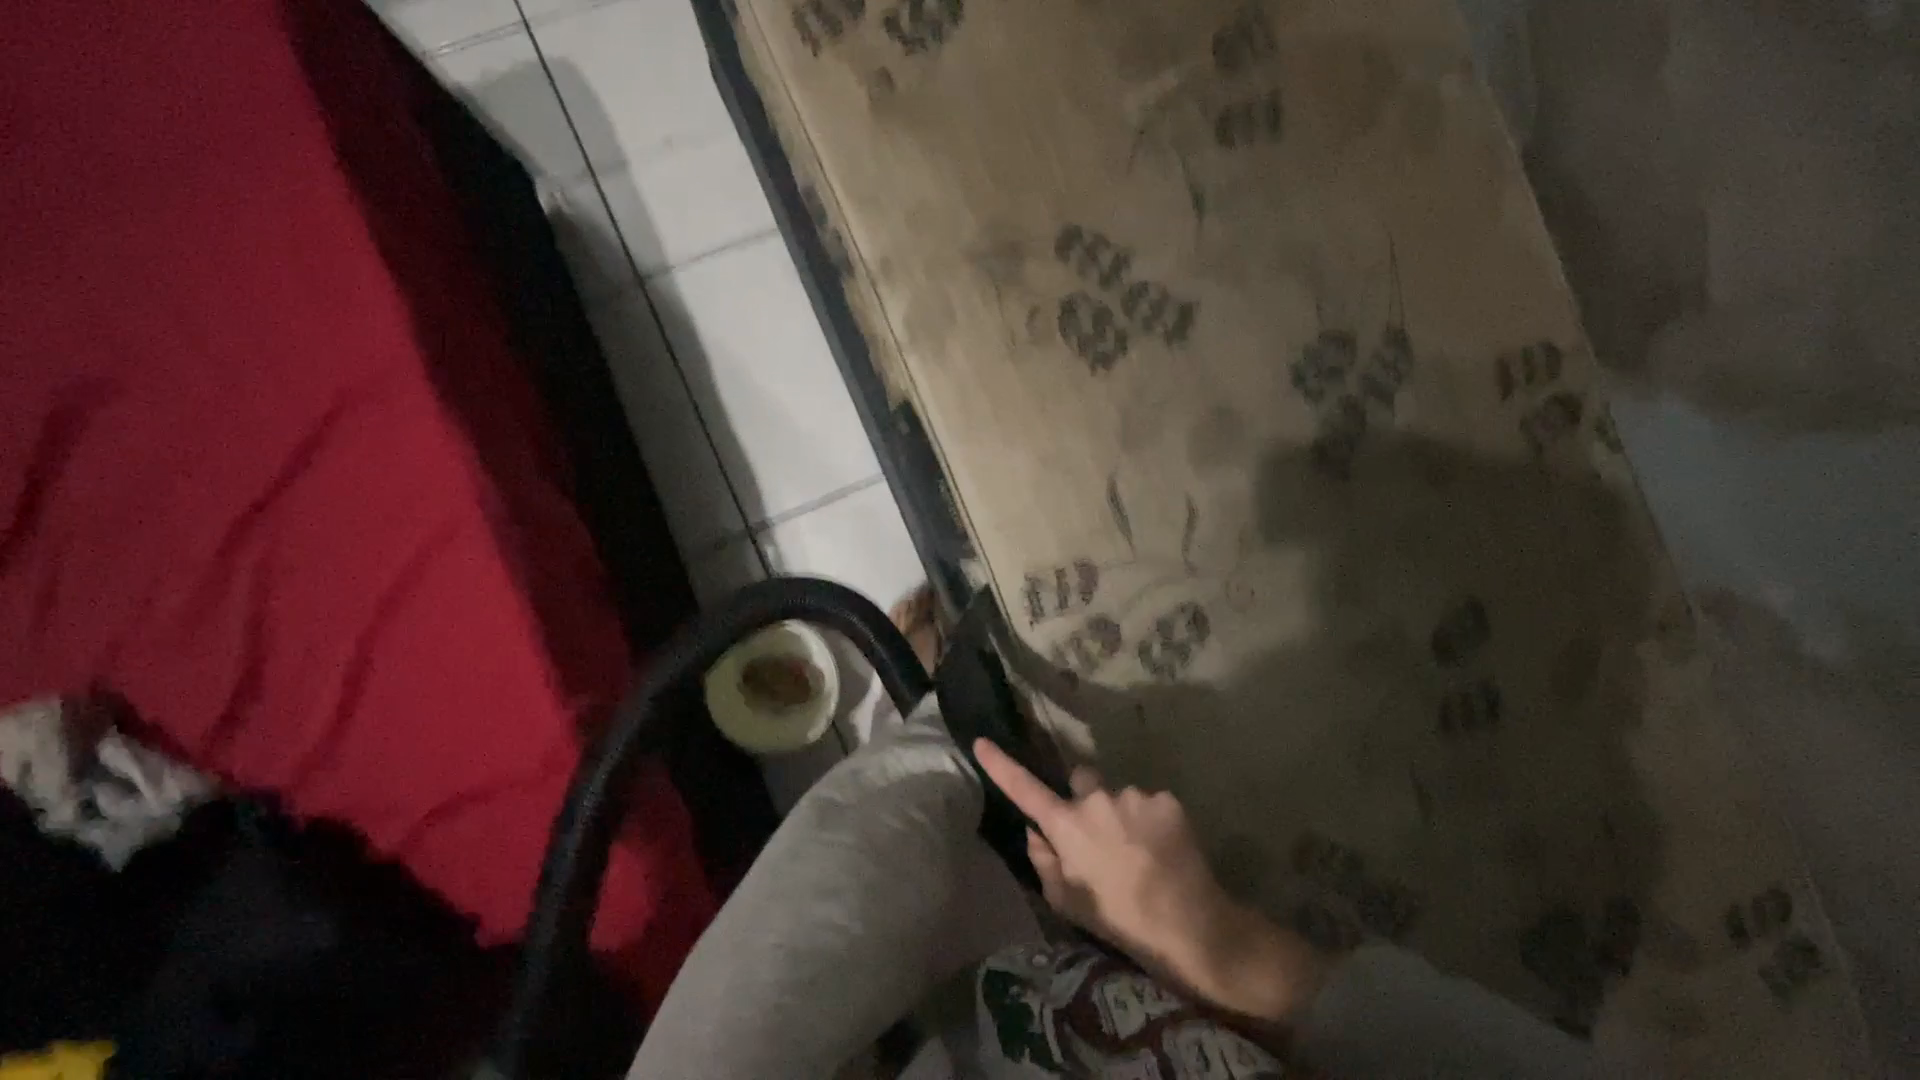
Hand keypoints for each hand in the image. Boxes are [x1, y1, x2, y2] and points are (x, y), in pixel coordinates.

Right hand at [973, 739, 1332, 1023]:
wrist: (1188, 925)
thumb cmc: (1117, 919)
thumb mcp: (1066, 902)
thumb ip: (1044, 860)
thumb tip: (1035, 831)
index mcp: (1065, 825)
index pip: (1024, 788)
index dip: (1000, 764)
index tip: (982, 741)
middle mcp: (1095, 799)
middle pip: (1080, 782)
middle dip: (1085, 799)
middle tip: (1102, 837)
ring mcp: (1134, 795)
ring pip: (1119, 795)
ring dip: (1123, 815)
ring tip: (1141, 854)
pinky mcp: (1167, 800)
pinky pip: (1150, 804)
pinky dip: (1152, 822)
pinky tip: (1163, 851)